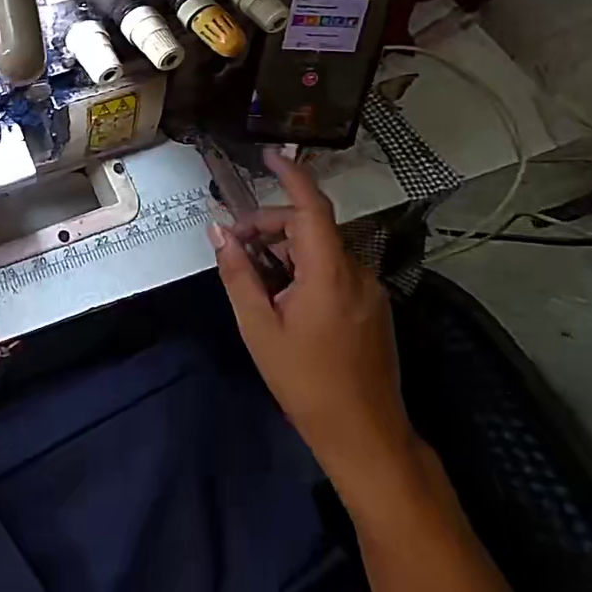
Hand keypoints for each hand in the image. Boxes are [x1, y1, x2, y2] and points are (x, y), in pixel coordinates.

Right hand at [210, 148, 413, 478]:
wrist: (365, 436)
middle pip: (310, 227)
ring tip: (255, 280)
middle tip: (235, 247)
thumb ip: (237, 272)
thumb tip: (219, 231)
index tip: (269, 155)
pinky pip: (334, 269)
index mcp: (329, 273)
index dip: (291, 175)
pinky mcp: (372, 306)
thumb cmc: (305, 381)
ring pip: (321, 249)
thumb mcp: (258, 326)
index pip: (311, 208)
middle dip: (270, 226)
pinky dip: (304, 268)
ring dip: (285, 250)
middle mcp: (357, 273)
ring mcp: (369, 290)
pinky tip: (283, 297)